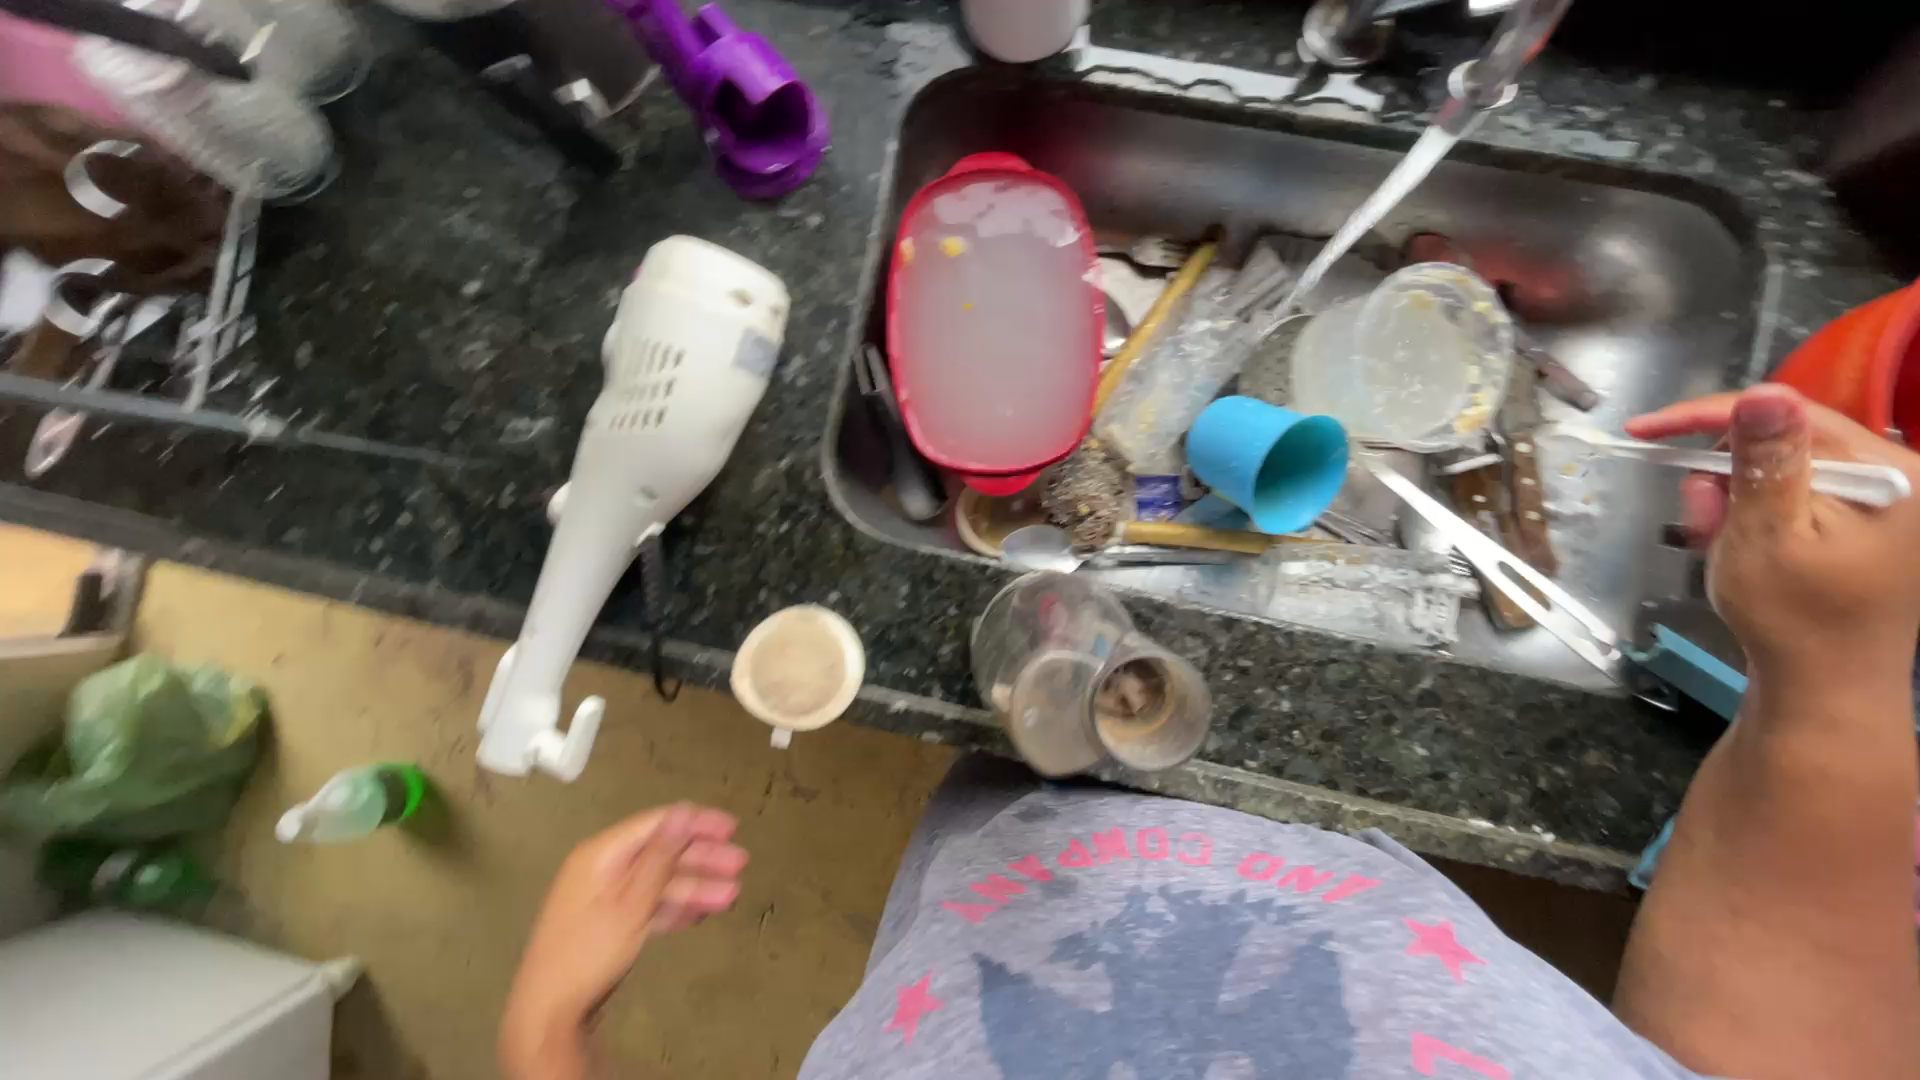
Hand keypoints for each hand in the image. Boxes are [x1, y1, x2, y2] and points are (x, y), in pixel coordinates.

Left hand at [500, 804, 745, 1077]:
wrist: (549, 1015)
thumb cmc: (590, 951)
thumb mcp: (632, 902)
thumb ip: (660, 855)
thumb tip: (685, 809)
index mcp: (602, 854)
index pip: (657, 825)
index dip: (696, 823)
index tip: (732, 829)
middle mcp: (605, 868)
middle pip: (662, 853)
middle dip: (702, 859)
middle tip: (740, 864)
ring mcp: (607, 896)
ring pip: (660, 882)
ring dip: (695, 887)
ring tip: (730, 897)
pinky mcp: (612, 922)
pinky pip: (650, 904)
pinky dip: (675, 908)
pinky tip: (700, 914)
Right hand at [1626, 384, 1919, 688]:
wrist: (1824, 680)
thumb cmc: (1791, 612)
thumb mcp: (1766, 533)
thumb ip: (1768, 463)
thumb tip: (1765, 395)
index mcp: (1892, 475)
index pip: (1788, 417)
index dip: (1707, 417)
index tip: (1640, 431)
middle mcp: (1900, 477)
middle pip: (1783, 442)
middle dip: (1720, 473)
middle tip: (1695, 517)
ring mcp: (1885, 501)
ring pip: (1779, 469)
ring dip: (1730, 496)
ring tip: (1713, 538)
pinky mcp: (1864, 522)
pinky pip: (1790, 493)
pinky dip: (1749, 511)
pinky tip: (1735, 541)